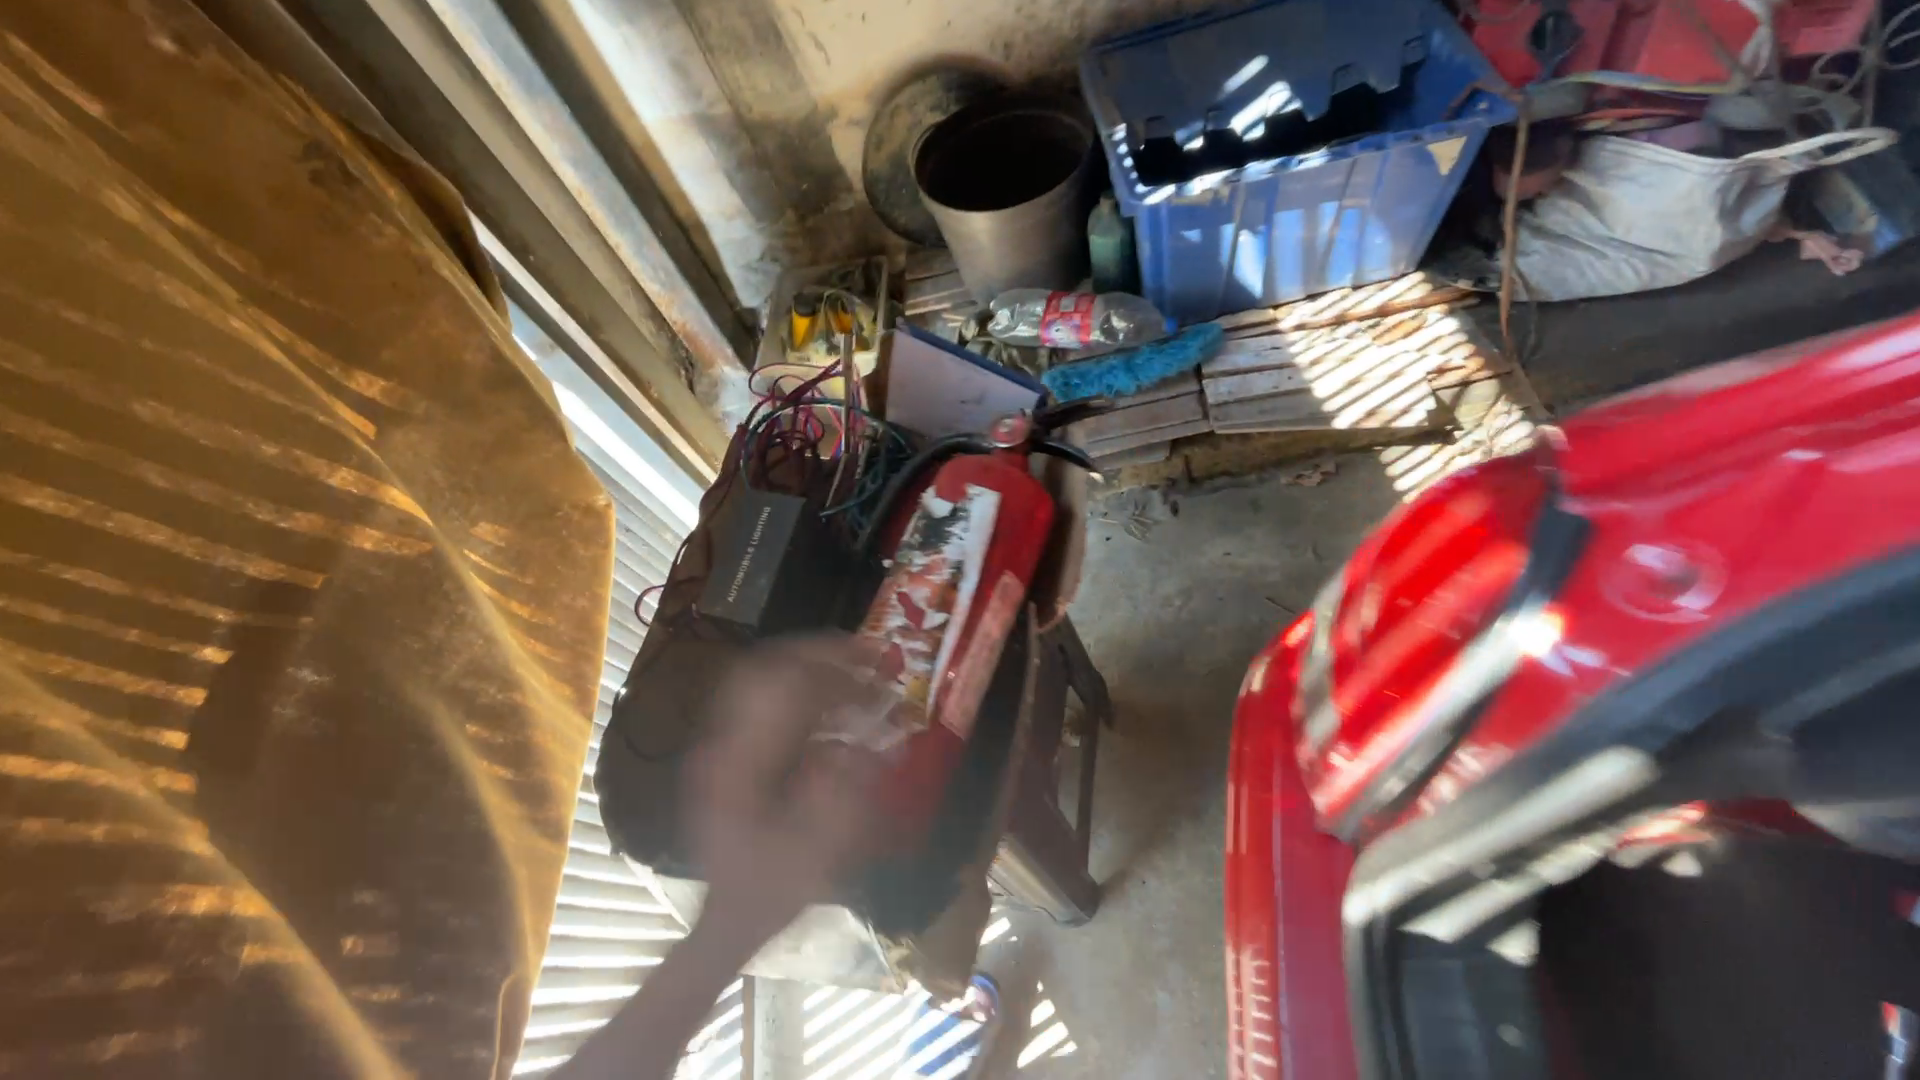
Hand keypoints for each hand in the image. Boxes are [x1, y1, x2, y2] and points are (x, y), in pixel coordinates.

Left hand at [687, 635, 887, 938]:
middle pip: (766, 671)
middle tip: (869, 655)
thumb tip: (865, 744)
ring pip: (765, 682)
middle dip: (820, 654)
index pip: (777, 687)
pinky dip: (804, 691)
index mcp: (736, 763)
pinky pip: (767, 703)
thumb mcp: (813, 852)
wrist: (729, 920)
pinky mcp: (732, 754)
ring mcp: (723, 746)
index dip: (826, 662)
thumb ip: (840, 795)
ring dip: (813, 669)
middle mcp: (722, 743)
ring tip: (859, 669)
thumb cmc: (771, 891)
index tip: (869, 657)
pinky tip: (836, 701)